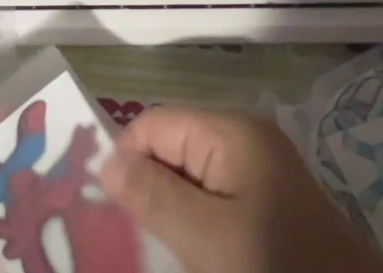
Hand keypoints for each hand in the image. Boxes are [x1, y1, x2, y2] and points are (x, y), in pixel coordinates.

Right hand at [100, 106, 382, 272]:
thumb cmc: (278, 268)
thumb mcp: (209, 239)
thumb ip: (154, 196)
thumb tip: (105, 160)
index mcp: (231, 131)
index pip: (152, 124)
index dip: (127, 163)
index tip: (115, 216)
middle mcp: (245, 139)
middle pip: (171, 149)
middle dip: (148, 191)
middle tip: (137, 242)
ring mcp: (260, 172)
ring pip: (190, 180)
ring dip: (171, 215)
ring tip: (166, 254)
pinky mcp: (270, 204)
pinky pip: (215, 202)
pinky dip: (197, 227)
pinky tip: (196, 257)